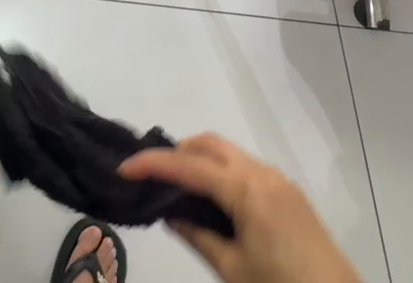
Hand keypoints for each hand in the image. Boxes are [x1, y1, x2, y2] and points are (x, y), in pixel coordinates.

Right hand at [118, 133, 359, 282]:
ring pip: (229, 152)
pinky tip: (213, 198)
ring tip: (178, 187)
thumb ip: (197, 235)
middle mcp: (261, 173)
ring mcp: (279, 180)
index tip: (123, 169)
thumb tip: (170, 213)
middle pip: (209, 143)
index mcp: (244, 188)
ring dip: (200, 159)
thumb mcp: (232, 269)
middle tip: (152, 175)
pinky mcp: (290, 194)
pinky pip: (246, 167)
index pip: (187, 165)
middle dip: (177, 151)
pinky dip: (222, 171)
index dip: (151, 164)